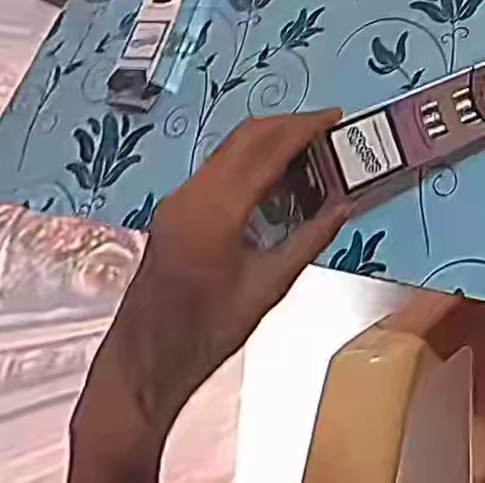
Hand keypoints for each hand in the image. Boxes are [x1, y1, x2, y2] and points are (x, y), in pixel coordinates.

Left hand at [70, 109, 350, 481]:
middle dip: (289, 123)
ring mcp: (179, 198)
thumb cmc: (206, 335)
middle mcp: (192, 194)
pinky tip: (276, 176)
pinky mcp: (175, 207)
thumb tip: (343, 206)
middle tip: (325, 127)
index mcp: (216, 212)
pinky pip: (220, 165)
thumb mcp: (269, 287)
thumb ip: (310, 240)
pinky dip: (252, 158)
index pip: (268, 149)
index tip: (333, 117)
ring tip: (308, 148)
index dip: (304, 127)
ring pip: (232, 146)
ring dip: (270, 139)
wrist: (141, 366)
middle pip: (247, 136)